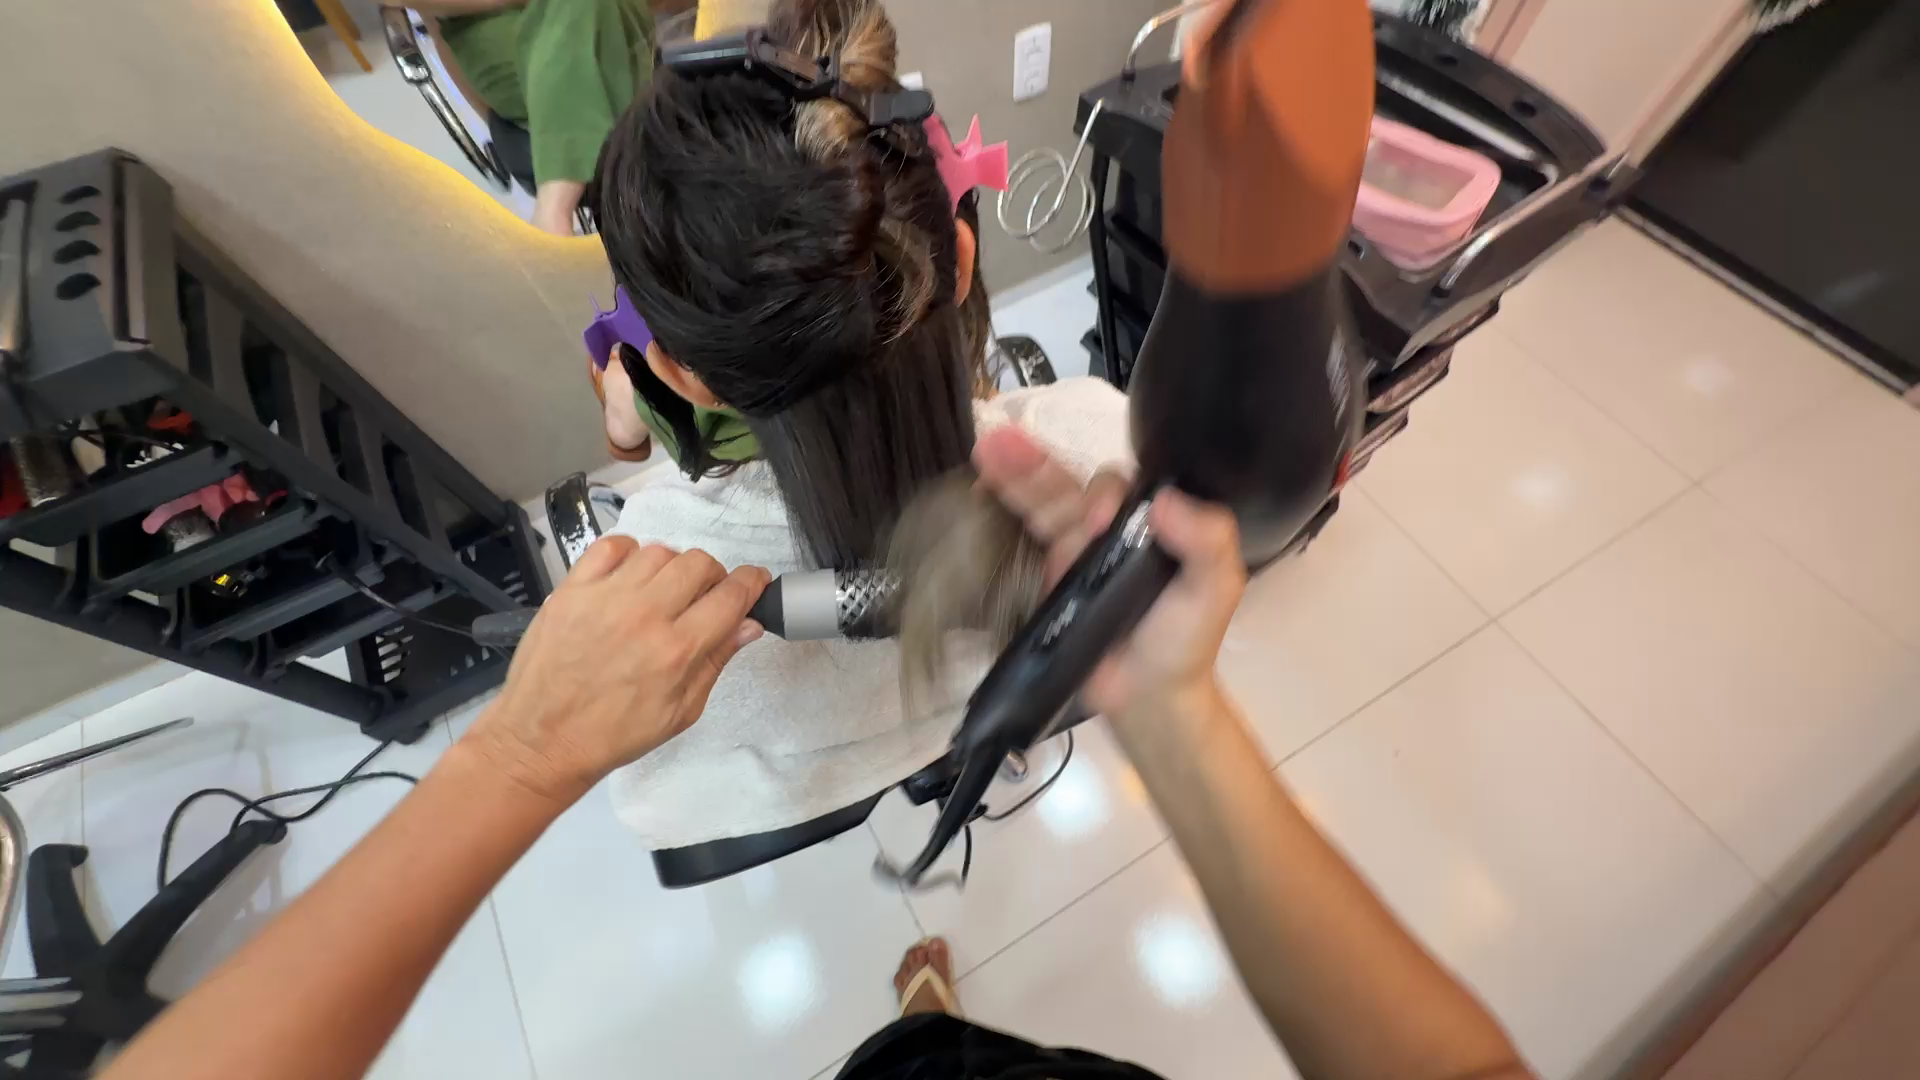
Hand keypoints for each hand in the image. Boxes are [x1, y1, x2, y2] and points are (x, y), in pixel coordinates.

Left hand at [465, 537, 768, 804]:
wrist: (540, 742)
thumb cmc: (617, 733)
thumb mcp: (683, 710)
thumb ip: (717, 660)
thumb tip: (749, 623)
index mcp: (677, 650)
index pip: (732, 594)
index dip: (752, 582)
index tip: (755, 583)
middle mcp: (645, 615)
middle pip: (700, 563)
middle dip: (713, 577)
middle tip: (701, 599)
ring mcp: (605, 598)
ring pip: (660, 551)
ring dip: (671, 569)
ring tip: (661, 593)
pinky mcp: (572, 590)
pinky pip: (613, 546)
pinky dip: (629, 555)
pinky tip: (629, 580)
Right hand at [973, 427, 1244, 720]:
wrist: (1147, 698)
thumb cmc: (1185, 640)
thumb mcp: (1215, 588)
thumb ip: (1208, 541)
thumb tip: (1166, 503)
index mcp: (1146, 522)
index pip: (1118, 487)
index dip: (1104, 495)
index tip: (1101, 523)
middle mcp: (1106, 530)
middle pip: (1067, 485)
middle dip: (1035, 462)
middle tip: (1003, 439)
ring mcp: (1071, 553)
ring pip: (1039, 504)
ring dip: (1011, 475)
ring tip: (984, 450)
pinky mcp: (1045, 579)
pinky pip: (1021, 540)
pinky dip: (998, 512)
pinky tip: (976, 492)